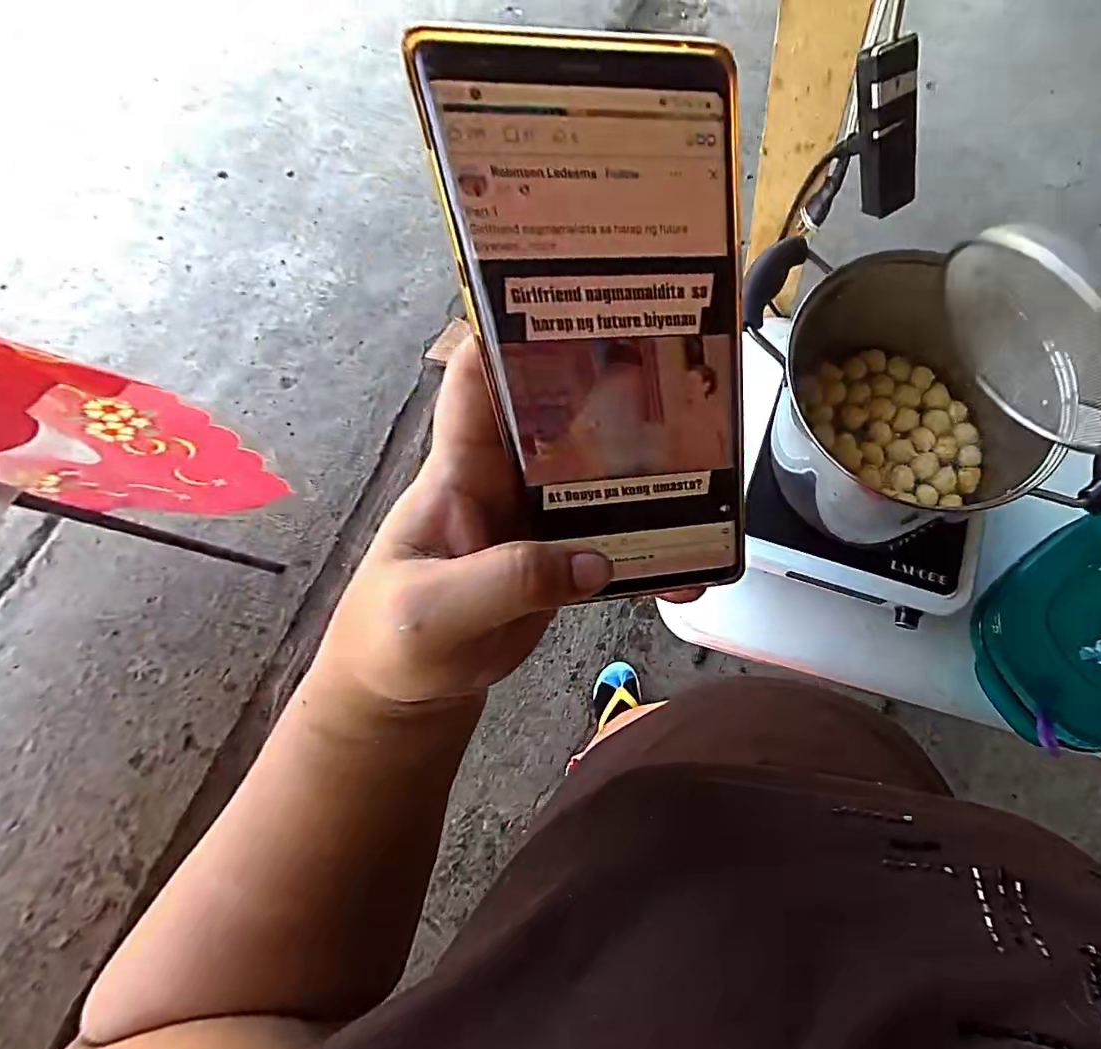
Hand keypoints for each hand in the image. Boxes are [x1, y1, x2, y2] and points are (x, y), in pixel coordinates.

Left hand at [318, 334, 700, 709]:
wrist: (411, 688)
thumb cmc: (393, 640)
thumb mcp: (432, 611)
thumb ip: (508, 581)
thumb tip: (599, 560)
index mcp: (460, 473)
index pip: (477, 382)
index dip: (512, 337)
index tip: (571, 308)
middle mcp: (505, 483)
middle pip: (561, 419)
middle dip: (610, 396)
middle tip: (675, 381)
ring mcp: (538, 522)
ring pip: (600, 481)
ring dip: (647, 479)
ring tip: (706, 472)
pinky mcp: (561, 560)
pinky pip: (613, 542)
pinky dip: (651, 552)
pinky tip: (686, 567)